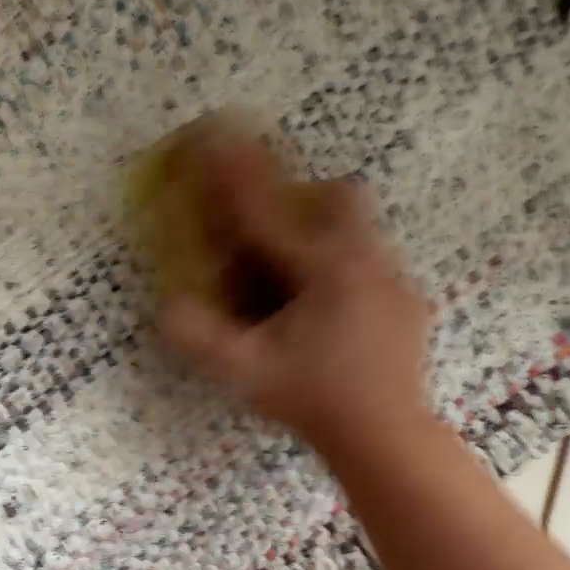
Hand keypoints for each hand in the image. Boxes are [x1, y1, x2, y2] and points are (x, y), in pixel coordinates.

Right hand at [155, 135, 434, 454]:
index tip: (216, 136)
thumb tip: (166, 307)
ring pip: (356, 230)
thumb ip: (200, 337)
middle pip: (337, 199)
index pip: (269, 213)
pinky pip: (367, 263)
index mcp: (324, 271)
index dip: (235, 175)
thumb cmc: (312, 399)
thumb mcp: (243, 372)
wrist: (385, 433)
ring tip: (285, 275)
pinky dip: (335, 268)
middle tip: (263, 224)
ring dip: (317, 235)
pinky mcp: (404, 303)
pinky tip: (318, 310)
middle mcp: (365, 262)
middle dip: (298, 196)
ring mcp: (392, 281)